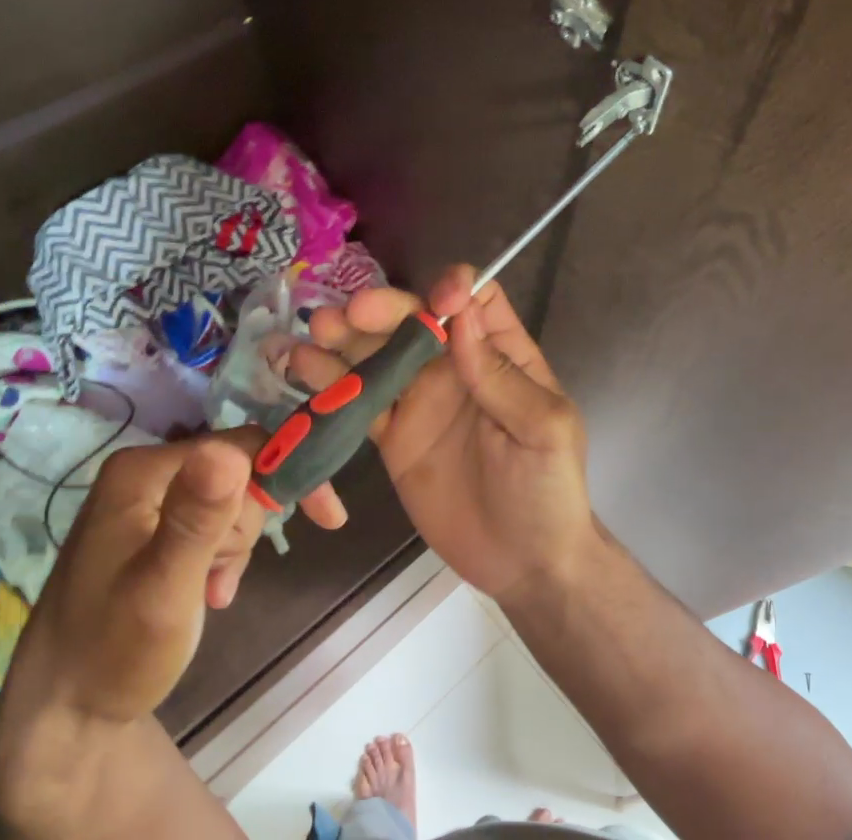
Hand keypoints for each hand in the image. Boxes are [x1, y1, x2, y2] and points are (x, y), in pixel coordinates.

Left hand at [0, 432, 300, 837]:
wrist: (65, 713)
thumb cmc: (115, 653)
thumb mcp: (165, 589)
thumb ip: (198, 520)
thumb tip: (231, 452)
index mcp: (144, 472)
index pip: (245, 444)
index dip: (291, 474)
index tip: (329, 519)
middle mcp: (144, 474)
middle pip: (241, 473)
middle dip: (248, 527)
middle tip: (222, 574)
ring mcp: (146, 501)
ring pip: (233, 502)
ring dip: (235, 549)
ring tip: (210, 592)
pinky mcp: (150, 528)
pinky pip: (213, 525)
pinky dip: (222, 559)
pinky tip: (208, 594)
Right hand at [294, 266, 597, 602]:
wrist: (524, 562)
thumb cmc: (548, 490)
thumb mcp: (544, 430)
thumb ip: (501, 376)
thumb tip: (463, 314)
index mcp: (501, 355)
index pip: (476, 300)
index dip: (453, 288)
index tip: (434, 301)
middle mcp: (456, 367)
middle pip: (414, 320)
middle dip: (380, 310)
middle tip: (344, 317)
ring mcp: (420, 401)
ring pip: (378, 354)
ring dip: (345, 338)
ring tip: (315, 332)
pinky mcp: (393, 436)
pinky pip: (359, 401)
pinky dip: (330, 383)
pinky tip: (303, 367)